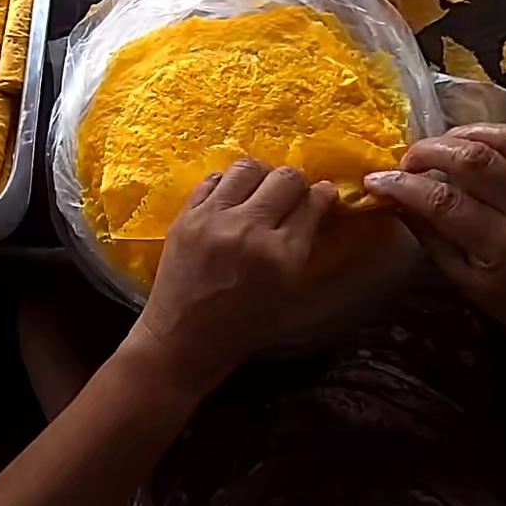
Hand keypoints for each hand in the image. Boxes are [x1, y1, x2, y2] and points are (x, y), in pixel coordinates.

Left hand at [132, 159, 336, 391]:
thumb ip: (301, 247)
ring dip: (260, 176)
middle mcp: (248, 228)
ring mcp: (212, 218)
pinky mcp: (185, 217)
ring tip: (258, 191)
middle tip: (291, 194)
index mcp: (281, 255)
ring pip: (247, 168)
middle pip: (285, 178)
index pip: (313, 204)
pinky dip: (226, 184)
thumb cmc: (242, 326)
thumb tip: (315, 207)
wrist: (182, 337)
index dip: (324, 196)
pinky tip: (230, 198)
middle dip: (296, 183)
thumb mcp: (286, 291)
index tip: (323, 195)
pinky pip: (212, 180)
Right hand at [364, 124, 505, 353]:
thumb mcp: (461, 278)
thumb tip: (393, 199)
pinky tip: (466, 142)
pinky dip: (490, 133)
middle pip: (476, 162)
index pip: (445, 202)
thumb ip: (428, 234)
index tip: (375, 181)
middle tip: (404, 162)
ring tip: (435, 148)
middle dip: (428, 152)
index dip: (403, 186)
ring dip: (460, 135)